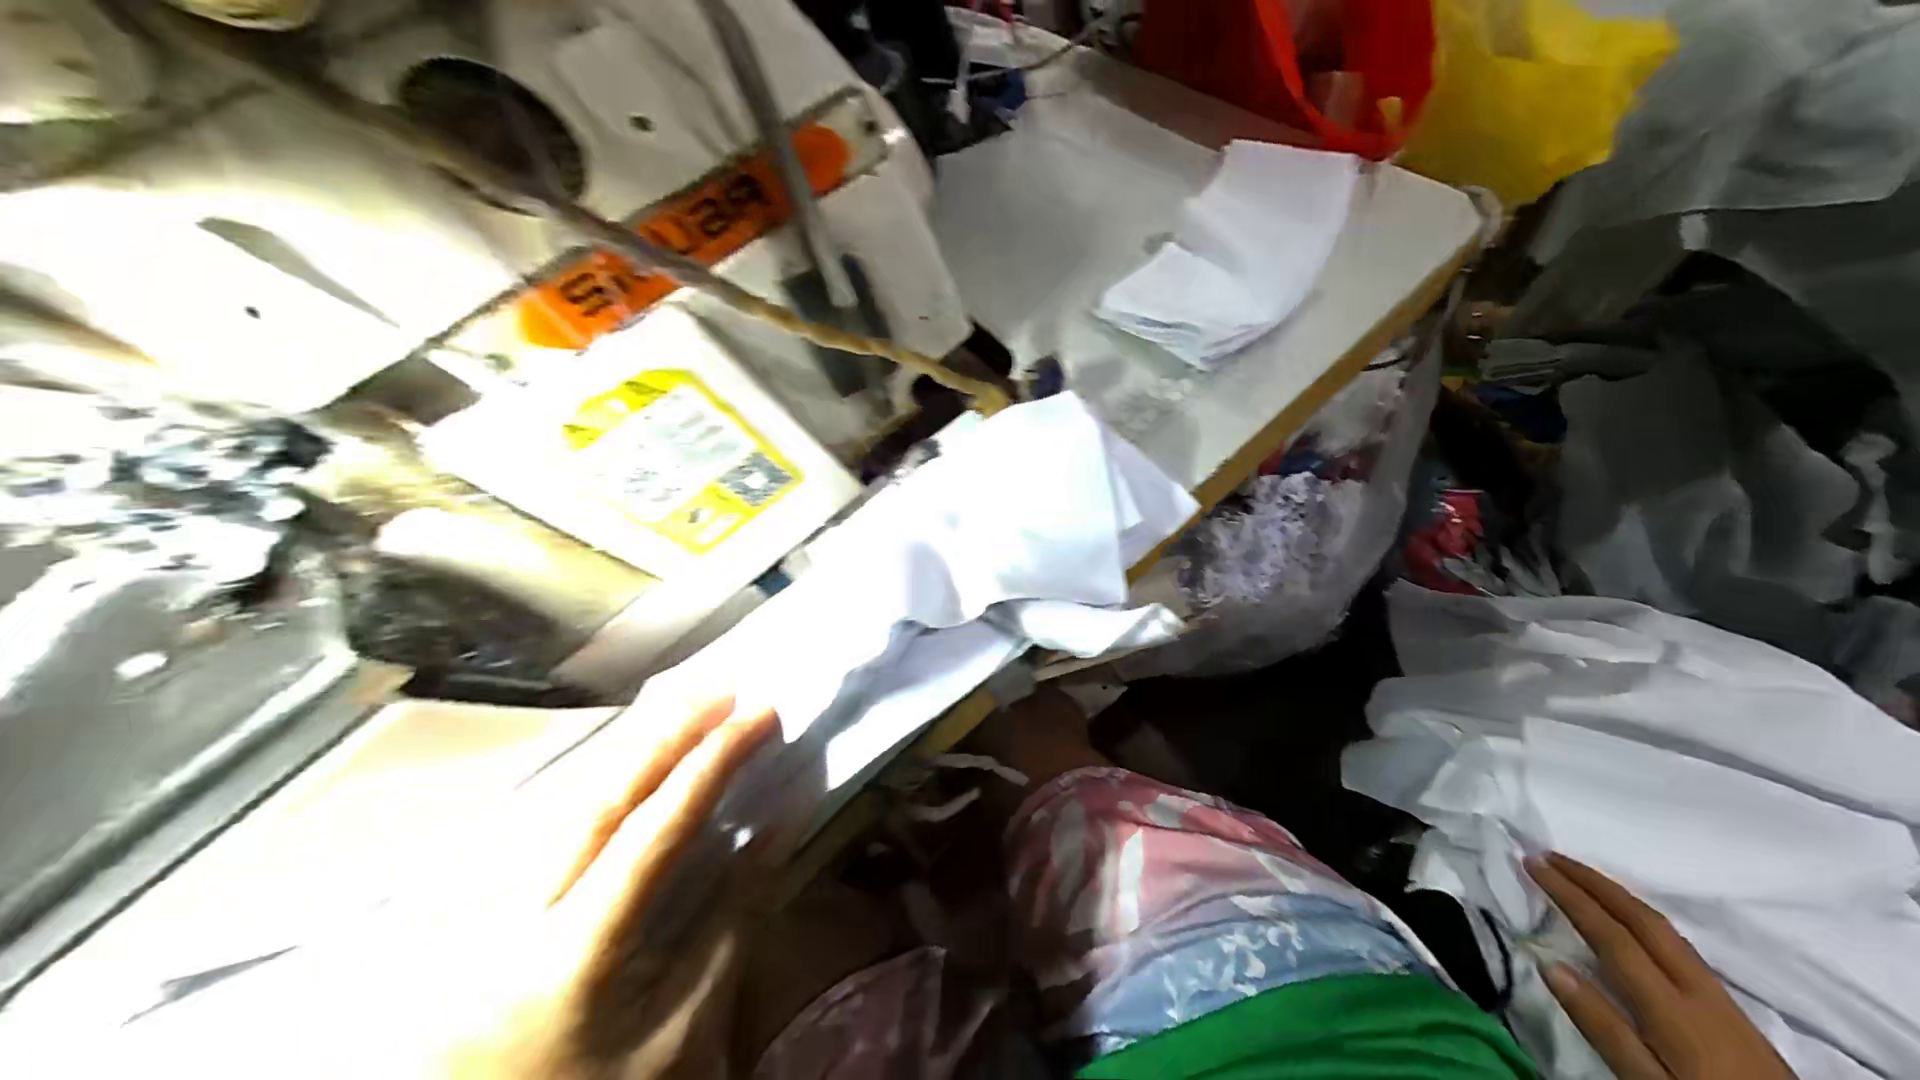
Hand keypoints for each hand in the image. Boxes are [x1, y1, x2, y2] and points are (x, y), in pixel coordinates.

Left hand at [434, 696, 777, 1079]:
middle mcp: (510, 921)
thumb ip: (726, 929)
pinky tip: (624, 760)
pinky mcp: (474, 918)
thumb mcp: (681, 1036)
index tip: (756, 716)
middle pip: (596, 799)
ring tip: (681, 707)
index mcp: (568, 958)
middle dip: (664, 735)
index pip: (653, 831)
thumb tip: (770, 836)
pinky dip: (594, 782)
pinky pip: (540, 827)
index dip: (711, 765)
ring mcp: (480, 915)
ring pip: (558, 804)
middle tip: (719, 691)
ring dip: (628, 748)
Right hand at [1526, 853, 1794, 1079]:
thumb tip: (1549, 965)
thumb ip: (1602, 1027)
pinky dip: (1640, 916)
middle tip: (1550, 855)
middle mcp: (1698, 990)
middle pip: (1643, 920)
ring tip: (1580, 876)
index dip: (1569, 894)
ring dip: (1617, 894)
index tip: (1532, 863)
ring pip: (1665, 929)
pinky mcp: (1731, 1008)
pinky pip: (1677, 943)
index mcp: (1672, 1008)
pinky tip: (1627, 919)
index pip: (1611, 935)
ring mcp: (1720, 997)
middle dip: (1594, 881)